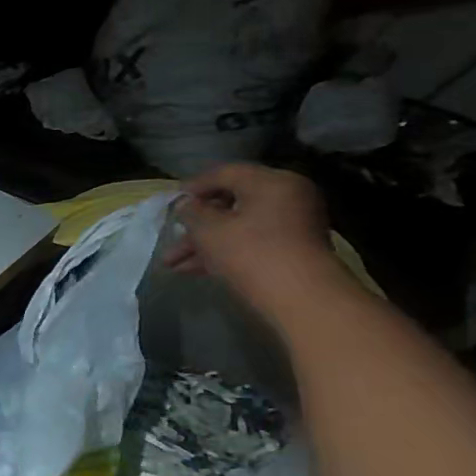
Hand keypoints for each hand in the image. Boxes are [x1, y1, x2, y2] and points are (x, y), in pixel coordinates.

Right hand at [165, 163, 340, 311]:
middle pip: (231, 204)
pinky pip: (252, 243)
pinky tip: (194, 270)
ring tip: (172, 265)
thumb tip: (185, 206)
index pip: (226, 173)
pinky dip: (225, 253)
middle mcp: (286, 197)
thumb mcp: (210, 232)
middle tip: (171, 237)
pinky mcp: (292, 252)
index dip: (195, 186)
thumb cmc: (253, 255)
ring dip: (205, 245)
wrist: (304, 302)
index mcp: (271, 182)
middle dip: (196, 225)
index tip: (172, 201)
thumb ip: (192, 214)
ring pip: (239, 228)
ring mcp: (293, 226)